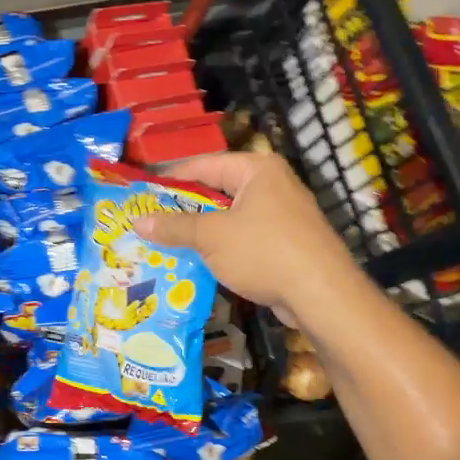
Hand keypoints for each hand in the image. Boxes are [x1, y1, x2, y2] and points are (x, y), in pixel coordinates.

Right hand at [135, 152, 356, 326]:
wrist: (322, 294)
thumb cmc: (265, 252)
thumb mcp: (212, 237)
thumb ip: (175, 227)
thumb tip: (137, 221)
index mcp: (257, 170)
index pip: (204, 165)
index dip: (171, 179)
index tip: (141, 193)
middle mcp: (271, 185)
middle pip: (216, 191)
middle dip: (183, 209)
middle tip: (146, 221)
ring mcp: (281, 215)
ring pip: (228, 218)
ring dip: (199, 232)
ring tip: (162, 243)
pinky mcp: (284, 243)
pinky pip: (242, 239)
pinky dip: (219, 249)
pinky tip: (194, 264)